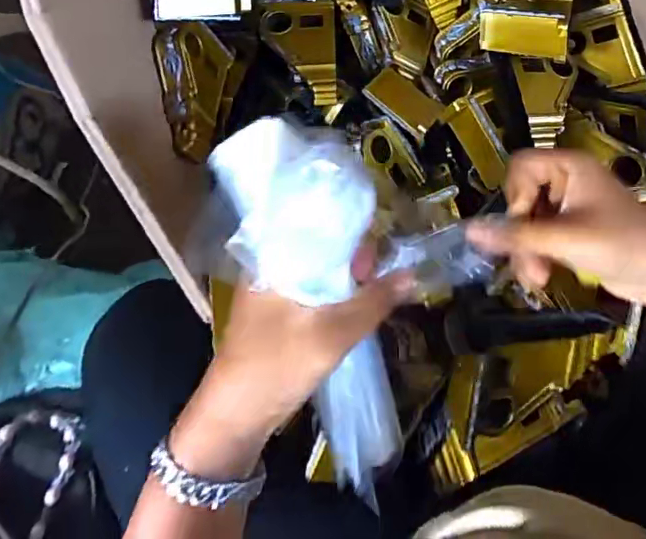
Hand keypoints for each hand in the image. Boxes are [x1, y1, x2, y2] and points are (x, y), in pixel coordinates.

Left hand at [169, 249, 413, 478]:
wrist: (233, 419)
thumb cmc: (276, 365)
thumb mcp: (332, 334)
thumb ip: (372, 302)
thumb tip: (411, 275)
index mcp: (272, 256)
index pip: (316, 225)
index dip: (350, 229)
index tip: (380, 241)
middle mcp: (268, 265)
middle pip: (318, 248)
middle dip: (352, 257)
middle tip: (381, 272)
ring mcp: (270, 291)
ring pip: (317, 273)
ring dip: (345, 279)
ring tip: (375, 285)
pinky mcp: (275, 314)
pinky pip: (311, 292)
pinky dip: (333, 296)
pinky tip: (354, 304)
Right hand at [466, 149, 645, 307]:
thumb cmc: (624, 244)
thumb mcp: (566, 239)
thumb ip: (518, 236)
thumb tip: (471, 232)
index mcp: (569, 165)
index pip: (521, 166)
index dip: (517, 194)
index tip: (523, 222)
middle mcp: (566, 180)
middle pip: (521, 196)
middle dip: (521, 233)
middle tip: (526, 259)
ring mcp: (568, 206)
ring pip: (527, 221)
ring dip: (527, 250)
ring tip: (536, 277)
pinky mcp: (570, 229)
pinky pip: (538, 236)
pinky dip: (536, 255)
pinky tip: (540, 276)